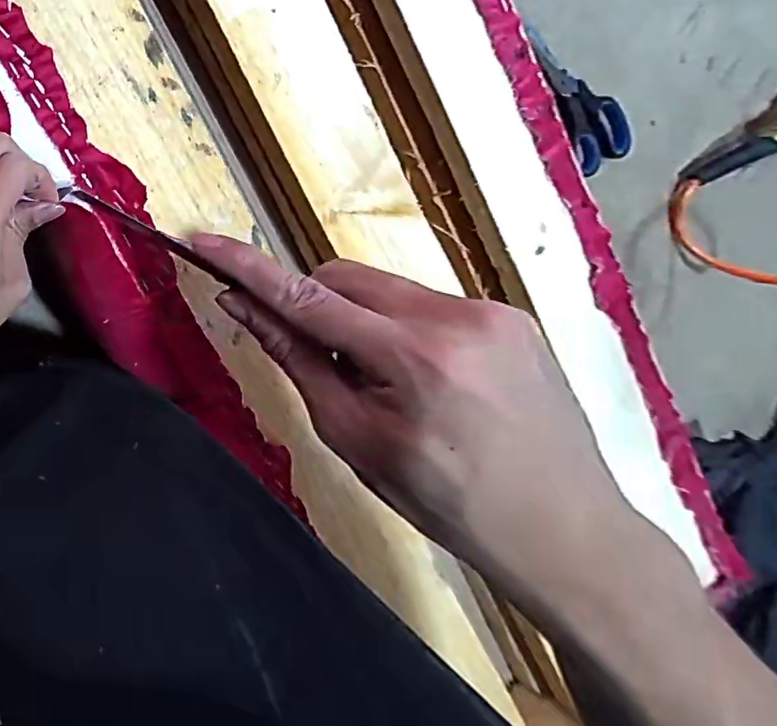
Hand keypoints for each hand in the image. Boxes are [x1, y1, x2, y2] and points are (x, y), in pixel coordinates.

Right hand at [189, 235, 653, 603]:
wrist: (571, 536)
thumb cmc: (446, 500)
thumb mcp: (352, 436)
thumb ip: (295, 359)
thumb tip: (241, 304)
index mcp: (414, 359)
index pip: (306, 296)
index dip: (247, 267)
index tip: (205, 241)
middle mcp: (457, 318)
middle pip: (342, 277)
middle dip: (313, 305)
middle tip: (322, 362)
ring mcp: (492, 311)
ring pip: (380, 287)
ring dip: (357, 317)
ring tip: (383, 379)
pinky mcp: (510, 315)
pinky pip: (422, 300)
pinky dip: (397, 325)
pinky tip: (423, 376)